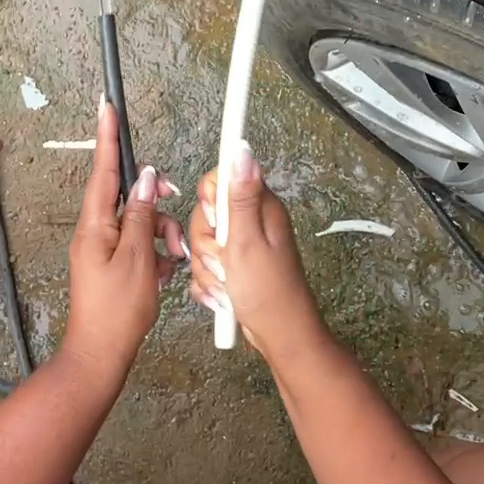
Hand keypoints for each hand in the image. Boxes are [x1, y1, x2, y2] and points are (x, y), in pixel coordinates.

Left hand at [65, 100, 184, 370]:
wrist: (102, 353)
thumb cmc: (118, 309)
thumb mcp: (138, 257)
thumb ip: (142, 214)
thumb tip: (145, 178)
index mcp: (95, 225)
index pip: (104, 170)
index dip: (107, 137)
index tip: (106, 106)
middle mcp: (96, 231)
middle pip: (130, 196)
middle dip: (157, 202)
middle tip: (175, 205)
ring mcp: (104, 249)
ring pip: (140, 221)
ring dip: (163, 233)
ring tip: (175, 257)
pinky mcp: (115, 265)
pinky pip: (140, 244)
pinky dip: (157, 252)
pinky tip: (167, 270)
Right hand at [186, 145, 328, 363]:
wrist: (279, 334)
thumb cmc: (268, 290)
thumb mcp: (247, 239)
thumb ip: (240, 195)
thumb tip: (241, 149)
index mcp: (260, 207)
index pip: (222, 178)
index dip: (211, 200)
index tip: (218, 223)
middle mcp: (252, 221)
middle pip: (208, 213)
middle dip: (207, 243)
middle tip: (225, 260)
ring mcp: (244, 244)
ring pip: (205, 243)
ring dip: (209, 268)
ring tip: (228, 283)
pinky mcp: (236, 266)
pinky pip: (208, 267)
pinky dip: (210, 283)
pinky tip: (224, 296)